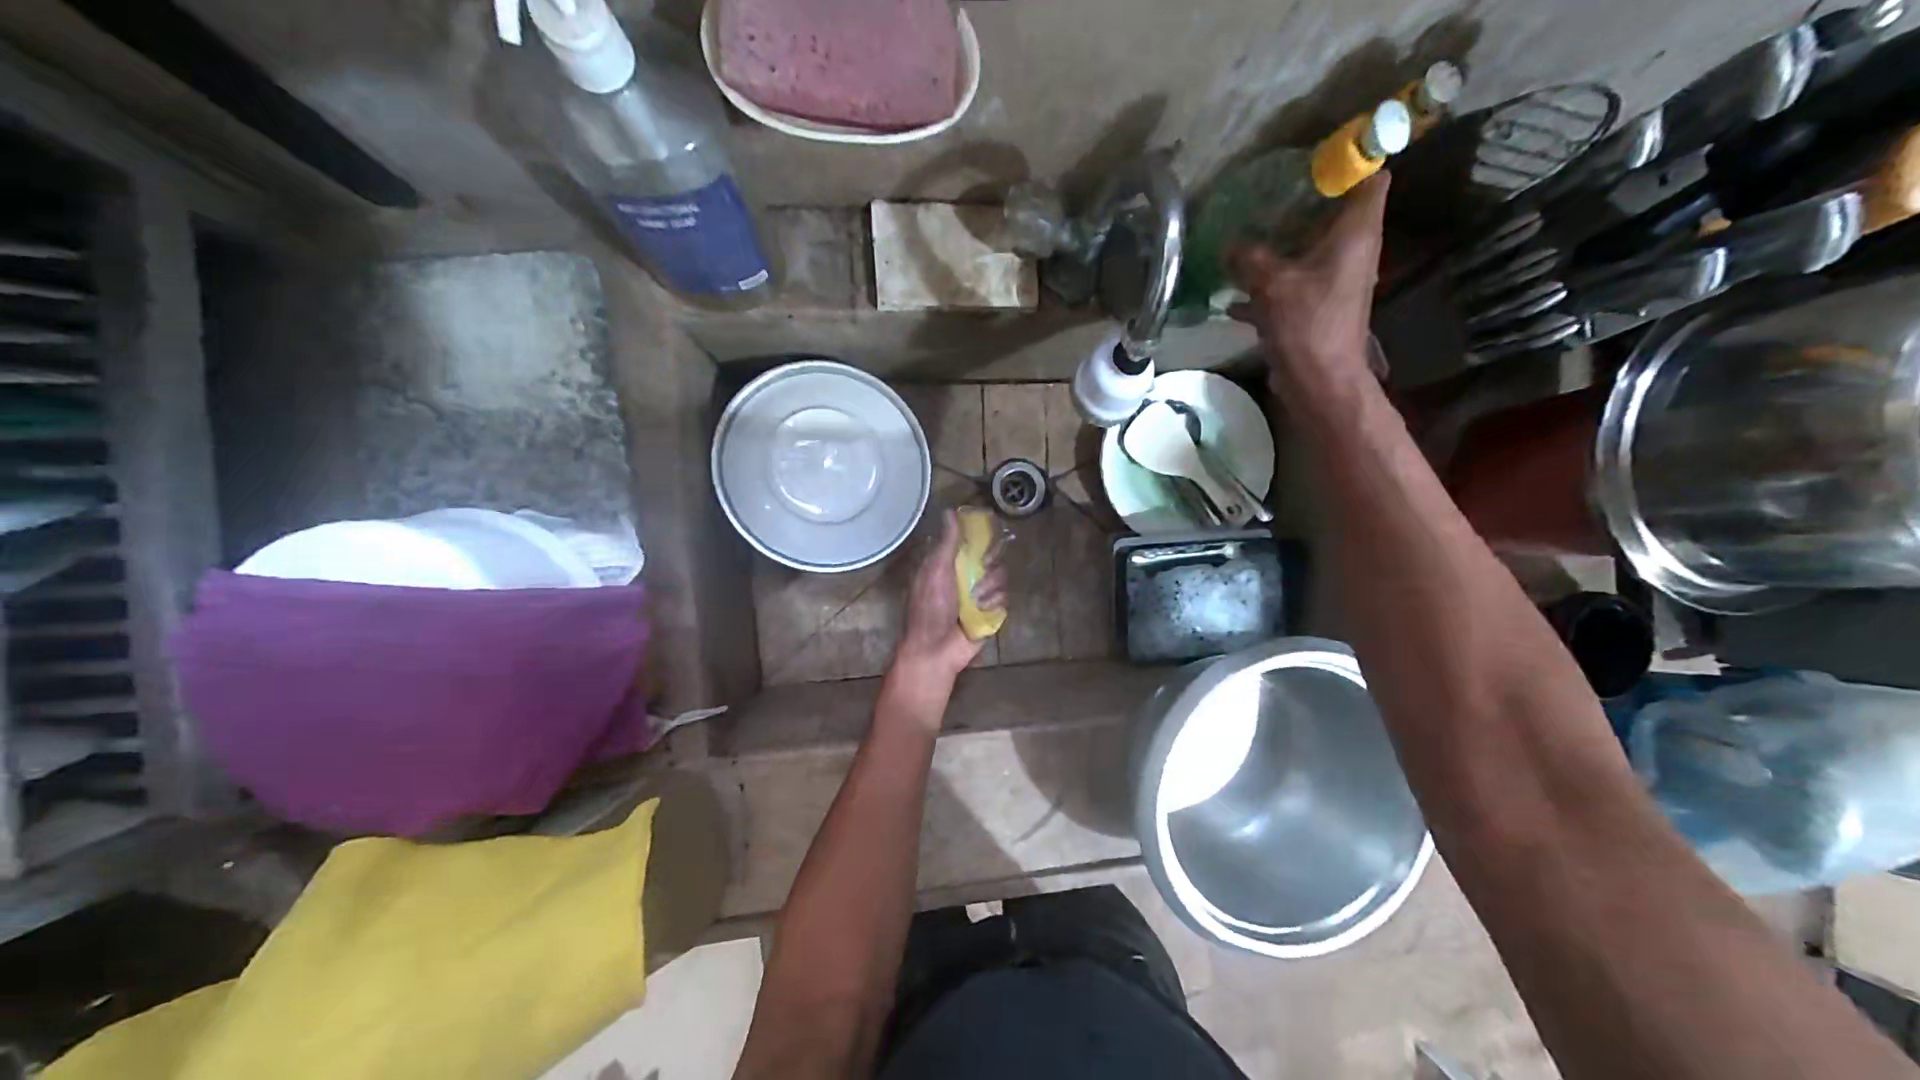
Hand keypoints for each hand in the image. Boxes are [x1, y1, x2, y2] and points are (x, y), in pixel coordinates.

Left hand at [892, 509, 1005, 683]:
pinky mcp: (991, 612)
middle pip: (991, 555)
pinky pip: (1004, 597)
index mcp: (948, 563)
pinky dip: (994, 603)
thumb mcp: (935, 570)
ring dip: (989, 586)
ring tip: (975, 599)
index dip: (981, 534)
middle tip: (982, 566)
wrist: (935, 650)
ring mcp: (979, 594)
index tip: (988, 531)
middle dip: (989, 560)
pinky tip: (982, 611)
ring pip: (1000, 576)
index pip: (970, 539)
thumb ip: (947, 543)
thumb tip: (950, 512)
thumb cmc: (929, 608)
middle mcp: (966, 575)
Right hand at [1228, 171, 1390, 398]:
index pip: (1371, 179)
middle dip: (1304, 203)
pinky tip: (1237, 293)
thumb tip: (1229, 244)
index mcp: (1356, 233)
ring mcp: (1336, 279)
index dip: (1352, 161)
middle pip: (1337, 211)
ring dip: (1283, 243)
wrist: (1319, 380)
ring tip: (1249, 236)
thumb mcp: (1271, 284)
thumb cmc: (1306, 324)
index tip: (1315, 159)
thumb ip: (1248, 258)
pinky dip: (1270, 282)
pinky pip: (1294, 281)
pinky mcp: (1318, 305)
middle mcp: (1354, 251)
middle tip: (1268, 195)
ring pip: (1312, 248)